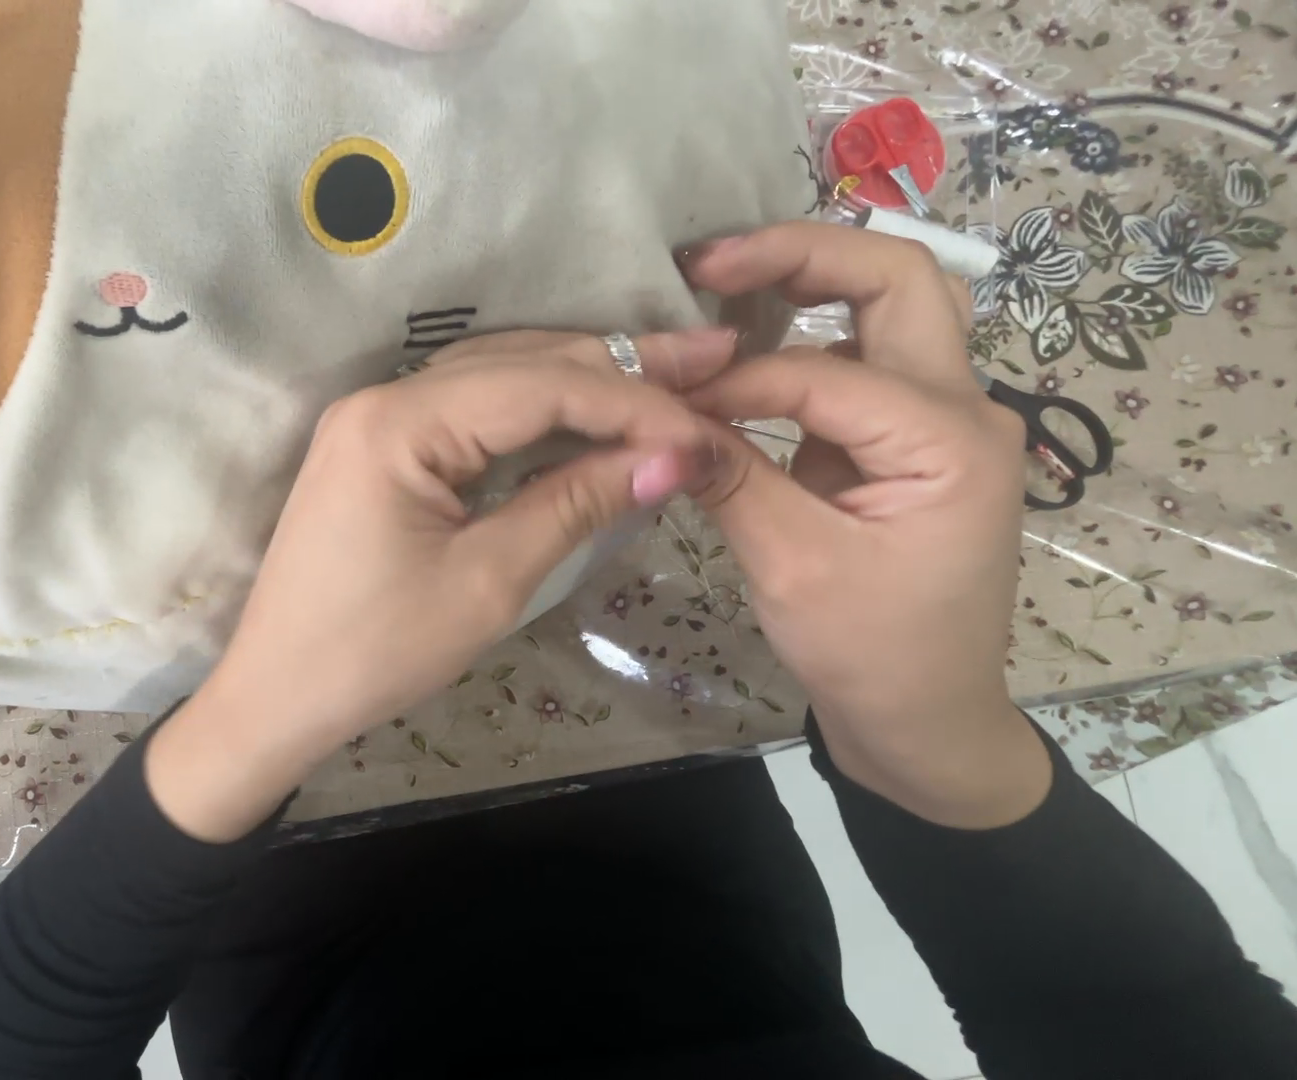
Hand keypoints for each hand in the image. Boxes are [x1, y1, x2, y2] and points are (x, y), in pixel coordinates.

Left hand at [148, 327, 740, 840]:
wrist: (277, 693)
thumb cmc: (375, 652)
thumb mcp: (487, 582)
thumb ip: (575, 503)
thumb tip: (671, 456)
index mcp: (399, 423)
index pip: (540, 386)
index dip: (632, 402)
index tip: (707, 429)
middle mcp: (381, 399)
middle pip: (517, 364)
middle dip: (615, 369)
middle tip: (713, 358)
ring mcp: (371, 420)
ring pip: (492, 379)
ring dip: (576, 382)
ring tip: (666, 378)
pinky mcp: (373, 449)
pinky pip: (464, 412)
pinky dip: (529, 414)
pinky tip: (582, 415)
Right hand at [683, 223, 1051, 828]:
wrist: (922, 712)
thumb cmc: (870, 648)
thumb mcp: (791, 566)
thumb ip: (728, 479)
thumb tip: (657, 422)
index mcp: (946, 440)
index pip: (821, 374)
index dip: (732, 380)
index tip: (658, 403)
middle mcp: (958, 408)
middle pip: (898, 282)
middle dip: (802, 256)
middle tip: (706, 261)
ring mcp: (933, 419)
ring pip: (889, 308)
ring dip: (810, 281)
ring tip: (721, 280)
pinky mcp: (897, 440)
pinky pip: (856, 361)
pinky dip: (800, 337)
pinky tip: (742, 342)